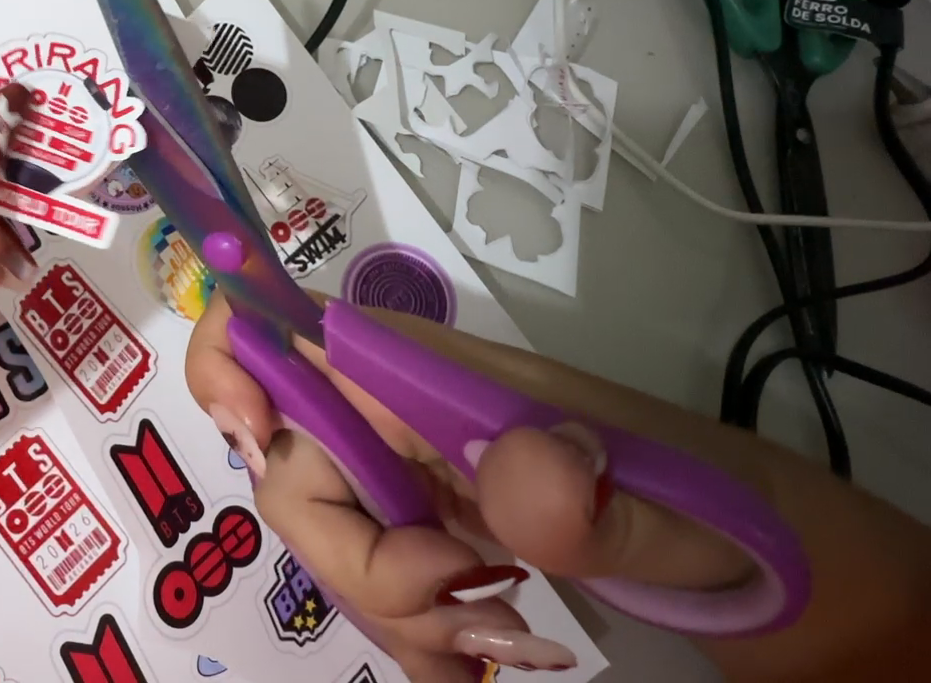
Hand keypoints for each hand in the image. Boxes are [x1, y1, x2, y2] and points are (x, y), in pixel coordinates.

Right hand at [186, 293, 930, 681]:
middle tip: (461, 602)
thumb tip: (498, 474)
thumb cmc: (697, 500)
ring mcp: (382, 466)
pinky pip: (348, 571)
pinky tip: (471, 644)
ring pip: (312, 529)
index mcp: (405, 364)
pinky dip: (398, 623)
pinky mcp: (397, 519)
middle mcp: (372, 405)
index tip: (250, 440)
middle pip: (280, 462)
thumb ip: (580, 497)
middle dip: (349, 554)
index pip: (266, 322)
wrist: (741, 555)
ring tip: (496, 634)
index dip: (223, 364)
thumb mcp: (664, 505)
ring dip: (386, 604)